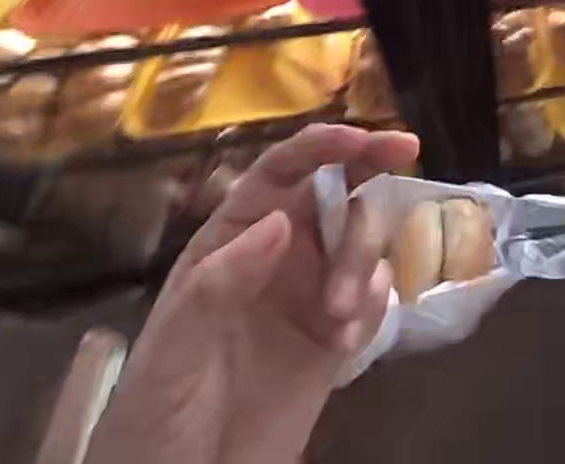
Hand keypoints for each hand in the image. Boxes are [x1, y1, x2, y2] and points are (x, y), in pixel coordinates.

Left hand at [86, 124, 416, 463]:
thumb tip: (282, 220)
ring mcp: (316, 288)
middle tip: (408, 151)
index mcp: (234, 242)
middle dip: (372, 162)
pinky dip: (375, 302)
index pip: (280, 173)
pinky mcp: (344, 327)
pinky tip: (346, 341)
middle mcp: (282, 252)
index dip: (322, 145)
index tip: (362, 138)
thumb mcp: (173, 353)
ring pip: (365, 233)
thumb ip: (220, 284)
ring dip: (364, 259)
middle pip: (338, 185)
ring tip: (341, 316)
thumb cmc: (157, 425)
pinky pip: (380, 288)